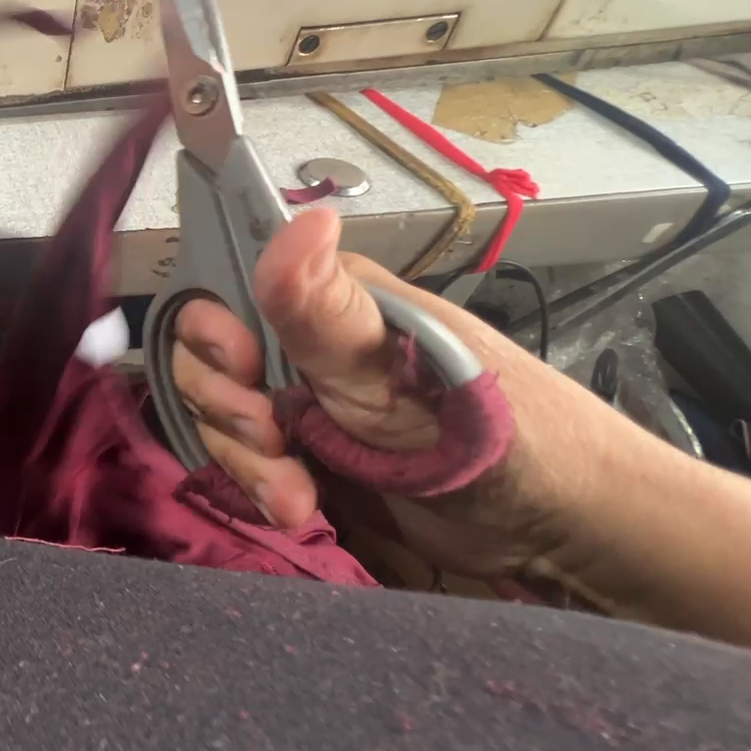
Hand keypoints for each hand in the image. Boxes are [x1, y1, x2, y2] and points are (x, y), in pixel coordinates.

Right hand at [171, 208, 635, 578]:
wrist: (551, 533)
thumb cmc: (486, 428)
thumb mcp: (394, 367)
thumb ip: (327, 305)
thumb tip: (305, 216)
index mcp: (315, 303)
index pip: (218, 295)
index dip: (209, 331)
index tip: (242, 364)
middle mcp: (289, 346)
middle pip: (200, 360)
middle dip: (223, 405)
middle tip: (268, 435)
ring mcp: (286, 404)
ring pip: (211, 417)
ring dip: (242, 458)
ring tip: (293, 494)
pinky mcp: (289, 458)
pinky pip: (233, 463)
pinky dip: (255, 488)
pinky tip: (293, 508)